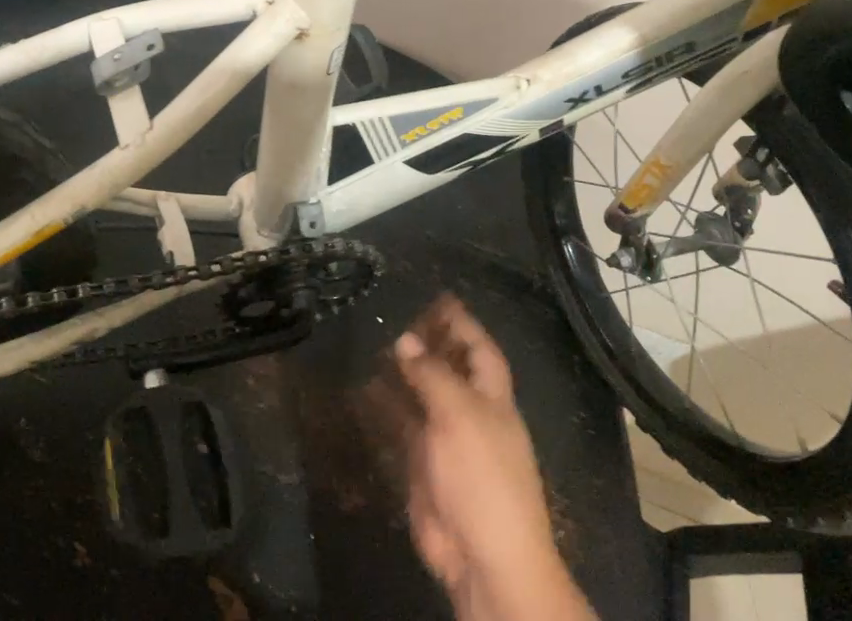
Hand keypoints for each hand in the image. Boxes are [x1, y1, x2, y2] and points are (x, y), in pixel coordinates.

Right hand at [393, 295, 594, 620]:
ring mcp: (444, 442)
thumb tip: (404, 340)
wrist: (483, 553)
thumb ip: (431, 375)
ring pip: (420, 397)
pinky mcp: (421, 466)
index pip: (480, 352)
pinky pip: (399, 428)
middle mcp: (470, 415)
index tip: (439, 297)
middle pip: (449, 371)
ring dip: (399, 374)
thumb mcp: (460, 415)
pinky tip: (359, 392)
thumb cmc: (483, 476)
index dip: (463, 325)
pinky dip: (381, 409)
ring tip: (370, 346)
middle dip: (427, 345)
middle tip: (394, 316)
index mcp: (492, 401)